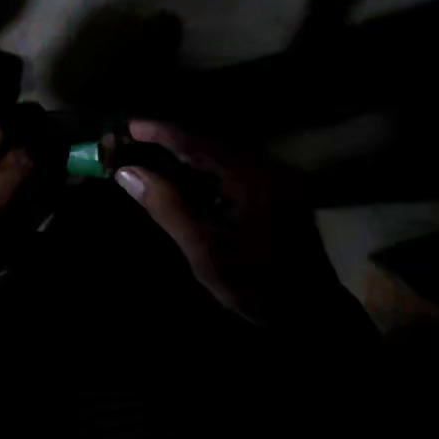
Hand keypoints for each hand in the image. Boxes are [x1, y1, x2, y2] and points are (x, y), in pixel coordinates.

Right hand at [115, 121, 334, 324]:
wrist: (311, 313)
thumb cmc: (256, 282)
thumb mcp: (203, 247)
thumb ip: (165, 204)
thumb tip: (127, 173)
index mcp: (248, 175)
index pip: (195, 141)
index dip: (159, 131)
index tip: (128, 125)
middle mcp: (264, 166)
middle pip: (208, 142)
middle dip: (170, 140)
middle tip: (134, 141)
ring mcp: (274, 177)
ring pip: (221, 155)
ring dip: (186, 155)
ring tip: (152, 156)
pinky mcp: (278, 190)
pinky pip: (233, 168)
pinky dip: (205, 169)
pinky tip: (186, 179)